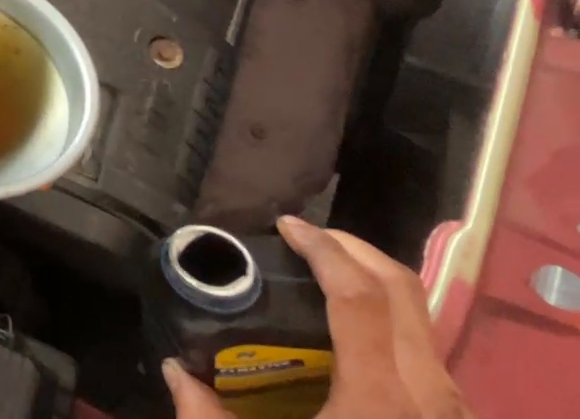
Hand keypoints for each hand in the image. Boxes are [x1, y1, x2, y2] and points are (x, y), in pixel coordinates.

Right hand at [165, 216, 469, 417]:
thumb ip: (206, 414)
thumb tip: (175, 370)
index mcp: (381, 397)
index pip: (360, 298)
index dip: (323, 250)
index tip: (284, 226)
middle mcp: (429, 393)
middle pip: (403, 290)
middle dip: (351, 247)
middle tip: (301, 234)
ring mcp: (449, 406)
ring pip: (422, 314)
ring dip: (370, 278)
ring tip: (318, 270)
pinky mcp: (450, 416)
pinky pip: (423, 343)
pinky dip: (384, 313)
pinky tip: (343, 324)